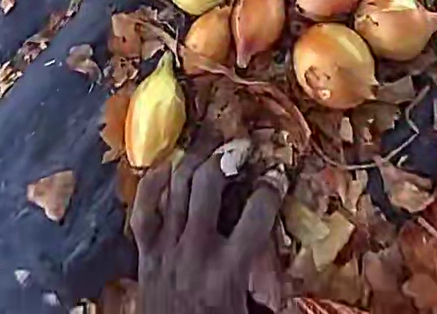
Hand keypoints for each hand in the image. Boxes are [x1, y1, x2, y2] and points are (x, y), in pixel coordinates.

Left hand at [132, 154, 282, 313]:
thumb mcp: (250, 311)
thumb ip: (268, 281)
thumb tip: (294, 260)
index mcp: (227, 271)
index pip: (257, 213)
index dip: (271, 187)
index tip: (277, 175)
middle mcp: (195, 251)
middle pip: (209, 183)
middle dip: (227, 156)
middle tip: (240, 144)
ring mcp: (167, 248)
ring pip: (178, 186)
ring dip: (195, 158)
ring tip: (210, 140)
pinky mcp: (146, 253)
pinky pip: (143, 209)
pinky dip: (152, 183)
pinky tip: (166, 165)